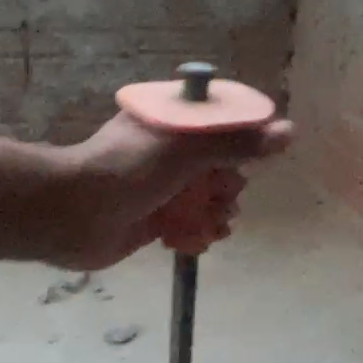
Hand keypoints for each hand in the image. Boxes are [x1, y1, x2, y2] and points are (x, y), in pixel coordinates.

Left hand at [45, 111, 293, 270]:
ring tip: (210, 224)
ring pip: (211, 199)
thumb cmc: (127, 170)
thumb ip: (236, 142)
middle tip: (218, 194)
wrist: (74, 215)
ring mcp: (164, 186)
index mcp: (175, 120)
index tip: (247, 159)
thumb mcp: (186, 149)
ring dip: (217, 214)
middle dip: (228, 185)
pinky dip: (198, 234)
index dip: (243, 141)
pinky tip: (195, 242)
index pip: (225, 123)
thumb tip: (288, 132)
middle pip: (223, 166)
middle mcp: (171, 150)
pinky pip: (193, 225)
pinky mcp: (157, 220)